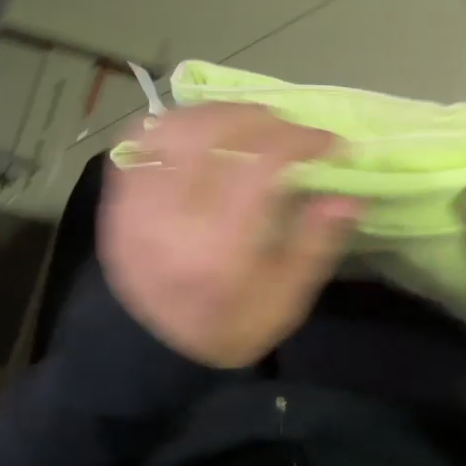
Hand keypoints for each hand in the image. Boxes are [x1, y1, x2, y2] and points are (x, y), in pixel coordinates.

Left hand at [99, 103, 359, 367]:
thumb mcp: (282, 304)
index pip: (259, 164)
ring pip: (174, 128)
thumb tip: (349, 194)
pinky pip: (139, 141)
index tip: (329, 144)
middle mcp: (170, 218)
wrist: (148, 349)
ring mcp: (135, 206)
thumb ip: (315, 246)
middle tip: (289, 131)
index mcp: (217, 250)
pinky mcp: (115, 200)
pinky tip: (201, 133)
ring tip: (250, 126)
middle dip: (262, 120)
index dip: (301, 141)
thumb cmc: (224, 329)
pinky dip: (173, 125)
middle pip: (214, 134)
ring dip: (219, 115)